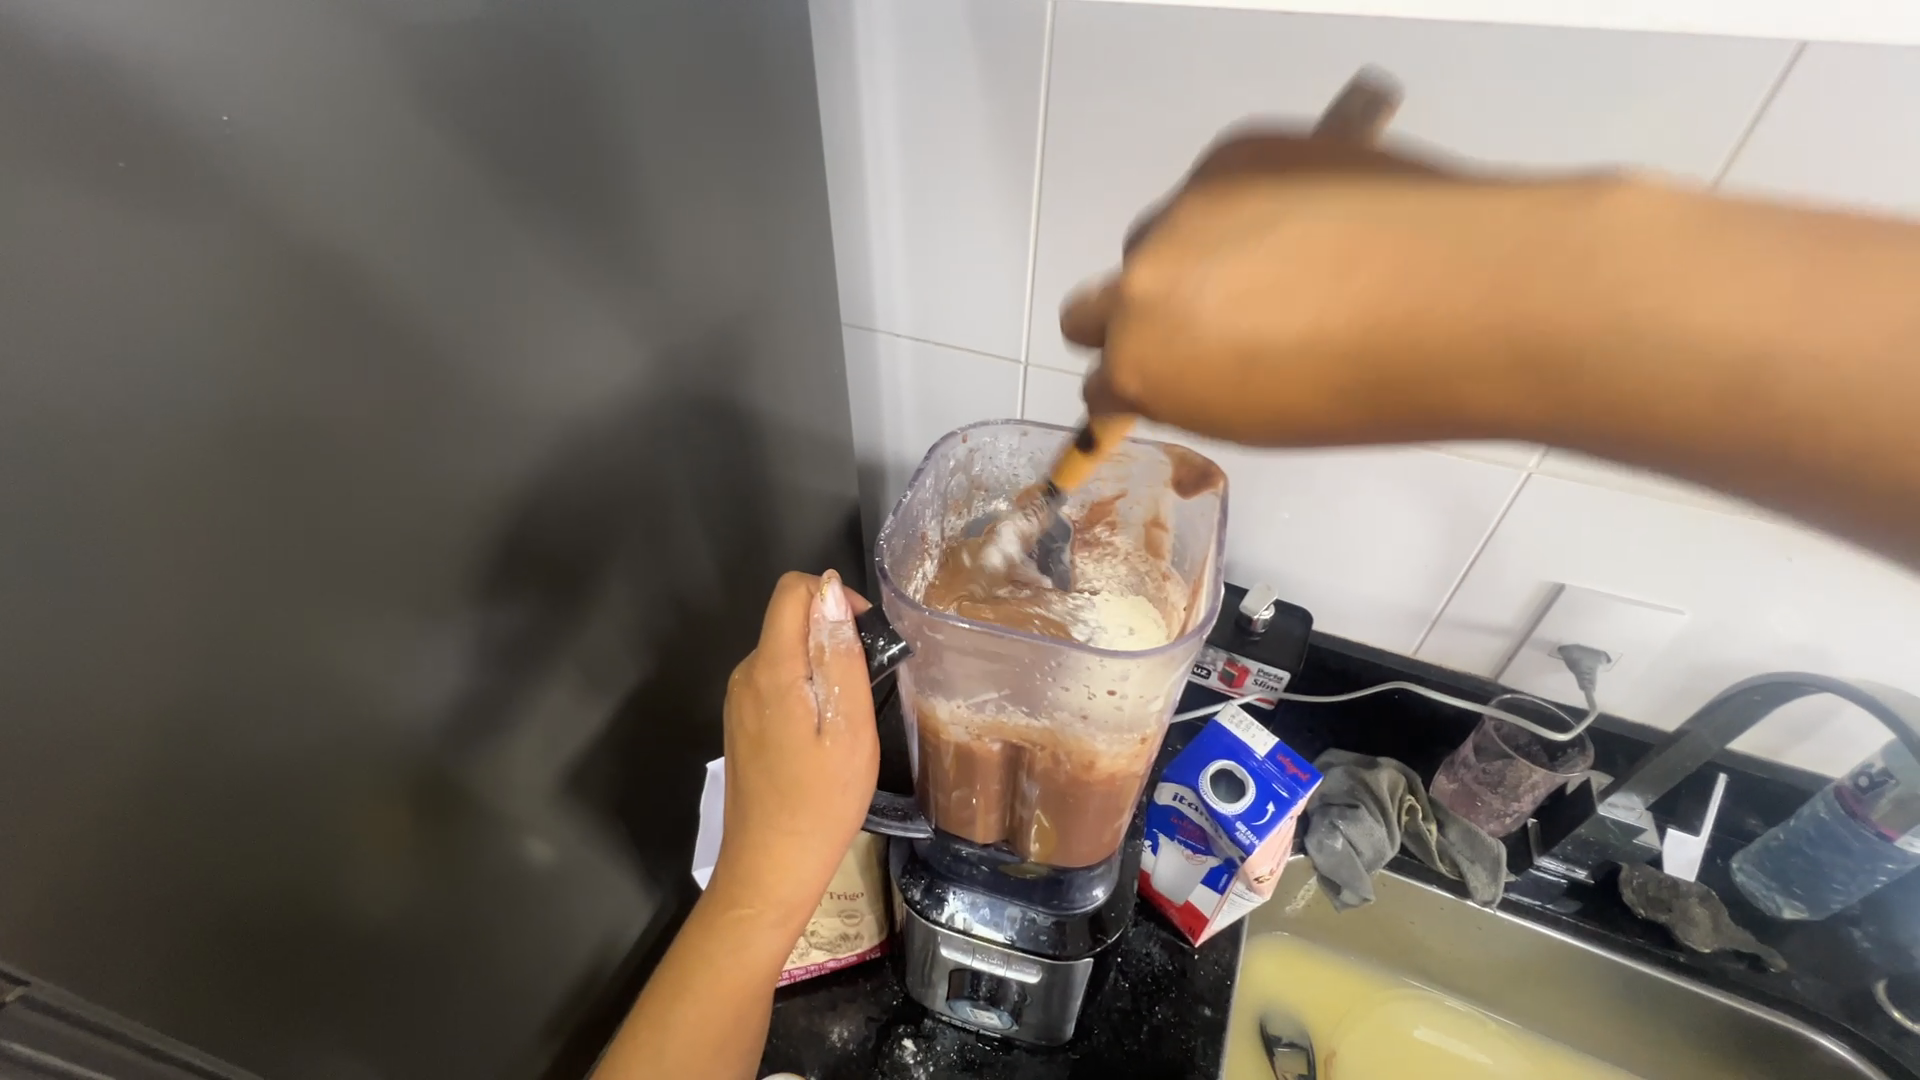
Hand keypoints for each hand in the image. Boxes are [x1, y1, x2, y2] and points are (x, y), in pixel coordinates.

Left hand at [713, 570, 878, 911]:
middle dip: (832, 631)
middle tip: (867, 685)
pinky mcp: (741, 720)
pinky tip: (824, 730)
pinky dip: (806, 684)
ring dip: (821, 661)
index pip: (792, 590)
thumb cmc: (822, 800)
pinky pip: (776, 678)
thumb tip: (830, 588)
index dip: (834, 597)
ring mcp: (739, 698)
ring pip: (785, 648)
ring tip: (850, 714)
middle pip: (789, 617)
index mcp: (770, 668)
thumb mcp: (849, 725)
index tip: (865, 638)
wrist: (771, 867)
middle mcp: (746, 673)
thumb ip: (838, 652)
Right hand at [1063, 126, 1618, 446]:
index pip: (1099, 382)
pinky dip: (1232, 209)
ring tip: (1269, 267)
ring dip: (1181, 261)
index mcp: (1140, 367)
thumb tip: (1180, 363)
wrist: (1471, 296)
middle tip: (1198, 328)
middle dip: (1126, 324)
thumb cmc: (1361, 391)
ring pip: (1148, 241)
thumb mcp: (1248, 418)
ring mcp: (1182, 213)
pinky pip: (1205, 190)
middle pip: (1086, 309)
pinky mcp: (1233, 153)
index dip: (1134, 387)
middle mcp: (1139, 286)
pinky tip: (1298, 223)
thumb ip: (1187, 388)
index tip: (1169, 385)